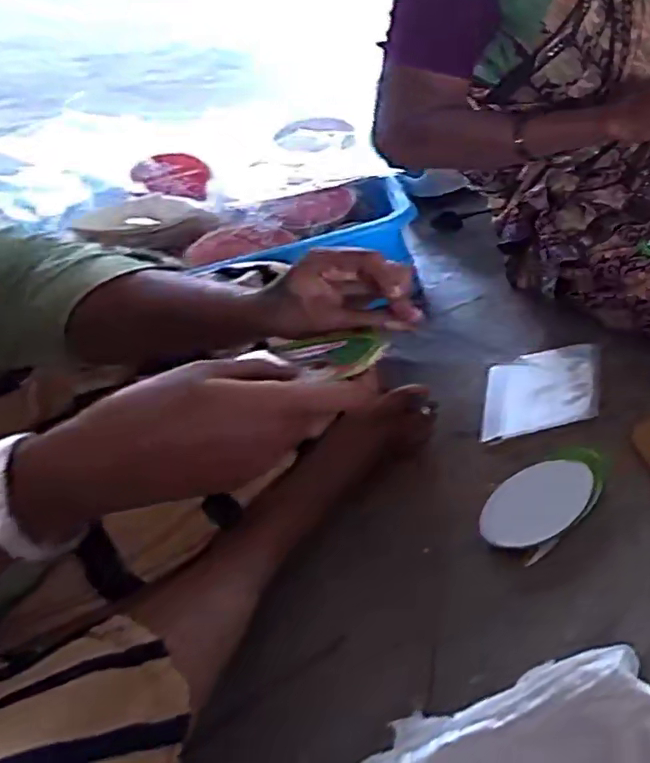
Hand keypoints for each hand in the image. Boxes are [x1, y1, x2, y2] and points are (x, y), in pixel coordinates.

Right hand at [9, 358, 397, 543]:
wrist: (85, 470)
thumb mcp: (207, 370)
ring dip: (291, 417)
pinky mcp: (243, 479)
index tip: (360, 371)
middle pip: (328, 413)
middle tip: (294, 383)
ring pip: (301, 430)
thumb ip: (267, 370)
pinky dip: (265, 437)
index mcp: (282, 405)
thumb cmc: (145, 409)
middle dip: (321, 397)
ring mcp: (266, 461)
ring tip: (248, 407)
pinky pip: (273, 449)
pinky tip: (226, 432)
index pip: (353, 398)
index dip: (364, 384)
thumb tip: (304, 372)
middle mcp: (284, 436)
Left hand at [252, 248, 419, 336]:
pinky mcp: (356, 279)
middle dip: (400, 288)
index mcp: (327, 260)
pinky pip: (383, 285)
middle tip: (408, 311)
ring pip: (389, 275)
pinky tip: (401, 311)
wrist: (261, 318)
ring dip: (400, 294)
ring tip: (407, 314)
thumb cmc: (287, 317)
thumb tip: (413, 322)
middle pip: (385, 266)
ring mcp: (350, 268)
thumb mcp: (328, 320)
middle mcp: (343, 258)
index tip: (399, 298)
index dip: (390, 278)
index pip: (370, 260)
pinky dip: (393, 298)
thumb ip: (371, 319)